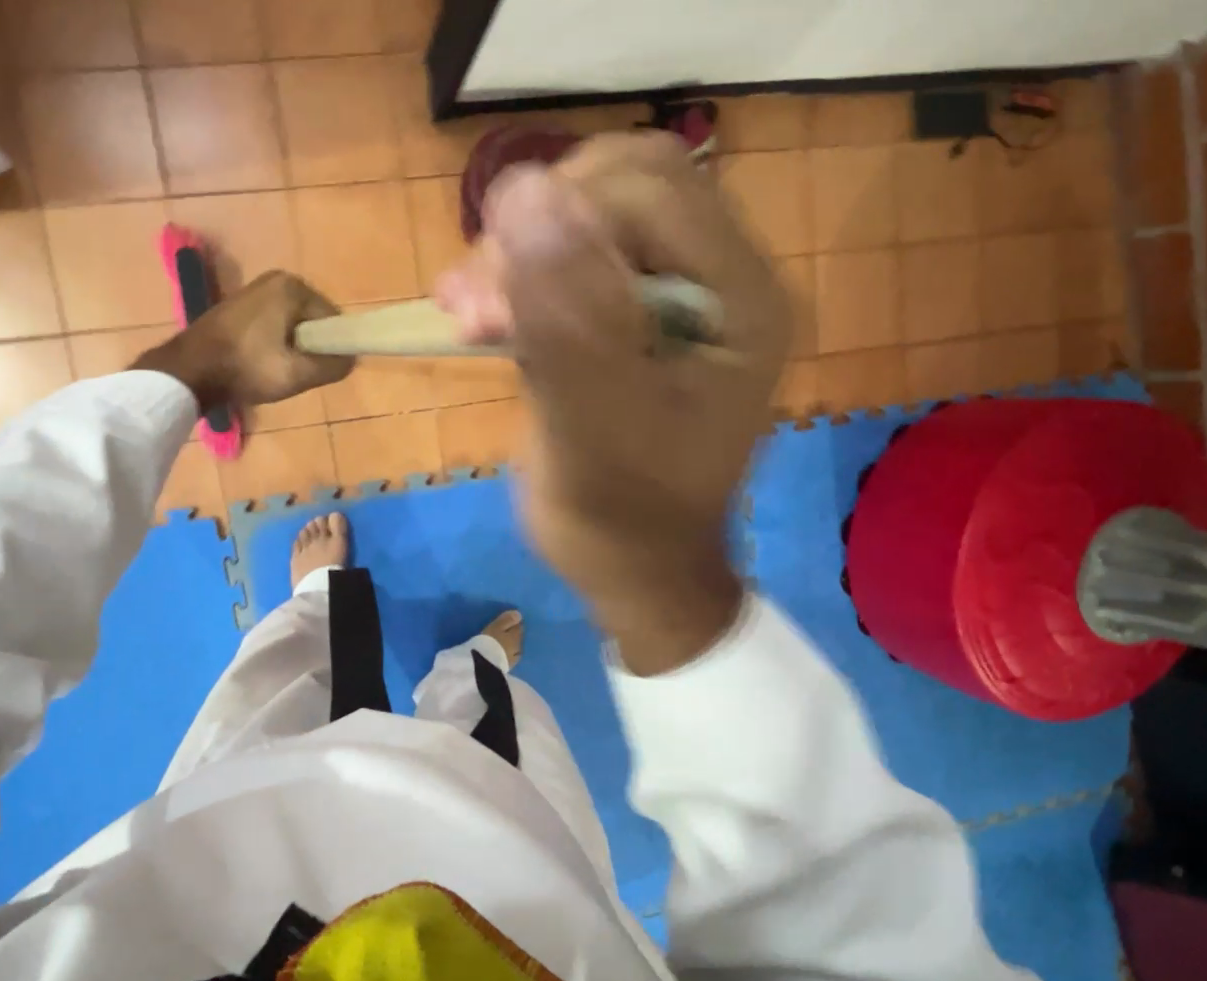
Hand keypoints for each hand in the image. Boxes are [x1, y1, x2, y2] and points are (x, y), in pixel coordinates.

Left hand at [133, 270, 352, 409]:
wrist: (190, 371)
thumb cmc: (248, 368)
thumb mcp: (299, 374)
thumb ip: (334, 365)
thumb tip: (350, 358)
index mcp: (294, 287)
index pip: (333, 321)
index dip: (330, 349)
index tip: (315, 370)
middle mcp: (276, 279)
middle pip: (313, 321)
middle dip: (310, 347)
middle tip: (295, 372)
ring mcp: (255, 290)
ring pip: (293, 325)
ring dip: (291, 348)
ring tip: (276, 369)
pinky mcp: (240, 305)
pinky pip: (274, 324)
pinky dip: (274, 343)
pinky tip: (261, 362)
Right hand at [439, 133, 791, 673]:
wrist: (630, 569)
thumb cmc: (625, 516)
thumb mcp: (596, 424)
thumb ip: (566, 316)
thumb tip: (524, 188)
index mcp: (740, 297)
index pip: (653, 189)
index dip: (565, 214)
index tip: (494, 288)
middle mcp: (714, 277)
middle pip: (619, 186)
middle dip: (537, 231)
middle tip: (477, 301)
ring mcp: (668, 293)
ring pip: (586, 216)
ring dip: (517, 254)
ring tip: (467, 314)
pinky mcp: (623, 314)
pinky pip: (568, 260)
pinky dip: (517, 277)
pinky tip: (473, 315)